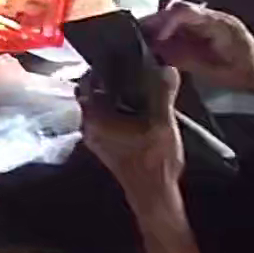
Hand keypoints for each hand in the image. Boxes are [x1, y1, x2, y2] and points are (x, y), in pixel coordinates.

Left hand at [75, 64, 184, 204]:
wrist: (153, 194)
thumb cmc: (154, 159)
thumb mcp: (162, 124)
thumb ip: (162, 95)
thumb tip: (166, 68)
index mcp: (93, 117)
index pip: (88, 83)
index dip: (100, 69)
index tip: (115, 58)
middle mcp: (87, 124)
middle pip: (91, 94)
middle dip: (105, 82)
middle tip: (126, 69)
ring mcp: (93, 136)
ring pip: (97, 107)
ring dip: (110, 96)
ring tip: (131, 84)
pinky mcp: (102, 144)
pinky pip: (103, 119)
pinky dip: (113, 110)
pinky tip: (132, 106)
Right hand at [142, 2, 253, 93]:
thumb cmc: (242, 75)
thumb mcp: (212, 73)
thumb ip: (183, 59)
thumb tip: (153, 49)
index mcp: (220, 24)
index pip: (184, 11)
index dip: (162, 21)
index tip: (151, 38)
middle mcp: (212, 17)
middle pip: (174, 10)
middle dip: (153, 23)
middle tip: (136, 38)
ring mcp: (207, 20)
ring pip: (173, 15)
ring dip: (156, 27)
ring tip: (141, 41)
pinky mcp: (201, 26)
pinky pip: (177, 23)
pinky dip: (163, 31)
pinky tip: (153, 42)